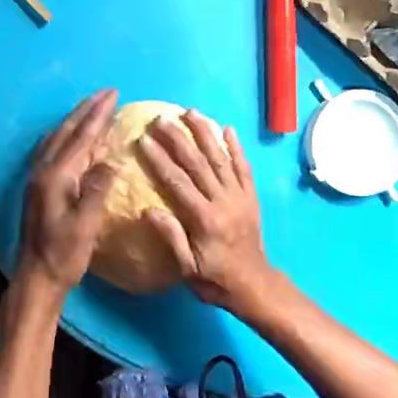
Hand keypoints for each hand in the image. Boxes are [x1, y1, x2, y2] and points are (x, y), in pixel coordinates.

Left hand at [19, 89, 119, 293]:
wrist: (35, 277)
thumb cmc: (64, 254)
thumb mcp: (86, 224)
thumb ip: (97, 189)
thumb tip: (111, 161)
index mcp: (56, 175)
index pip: (81, 137)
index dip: (98, 114)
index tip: (113, 95)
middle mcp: (43, 169)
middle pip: (67, 131)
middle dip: (86, 109)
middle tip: (106, 93)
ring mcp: (37, 176)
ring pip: (57, 137)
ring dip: (75, 119)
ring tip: (92, 107)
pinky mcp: (37, 185)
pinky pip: (52, 148)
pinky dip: (66, 134)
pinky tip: (72, 136)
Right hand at [138, 111, 276, 311]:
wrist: (254, 285)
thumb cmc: (214, 279)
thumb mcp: (186, 268)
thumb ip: (170, 237)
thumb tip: (148, 210)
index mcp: (204, 219)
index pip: (178, 182)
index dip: (160, 159)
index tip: (143, 139)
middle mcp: (223, 201)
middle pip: (198, 163)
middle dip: (178, 138)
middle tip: (160, 118)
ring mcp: (240, 196)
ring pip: (221, 158)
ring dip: (205, 133)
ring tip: (190, 112)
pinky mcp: (251, 196)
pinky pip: (244, 167)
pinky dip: (236, 147)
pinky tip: (227, 129)